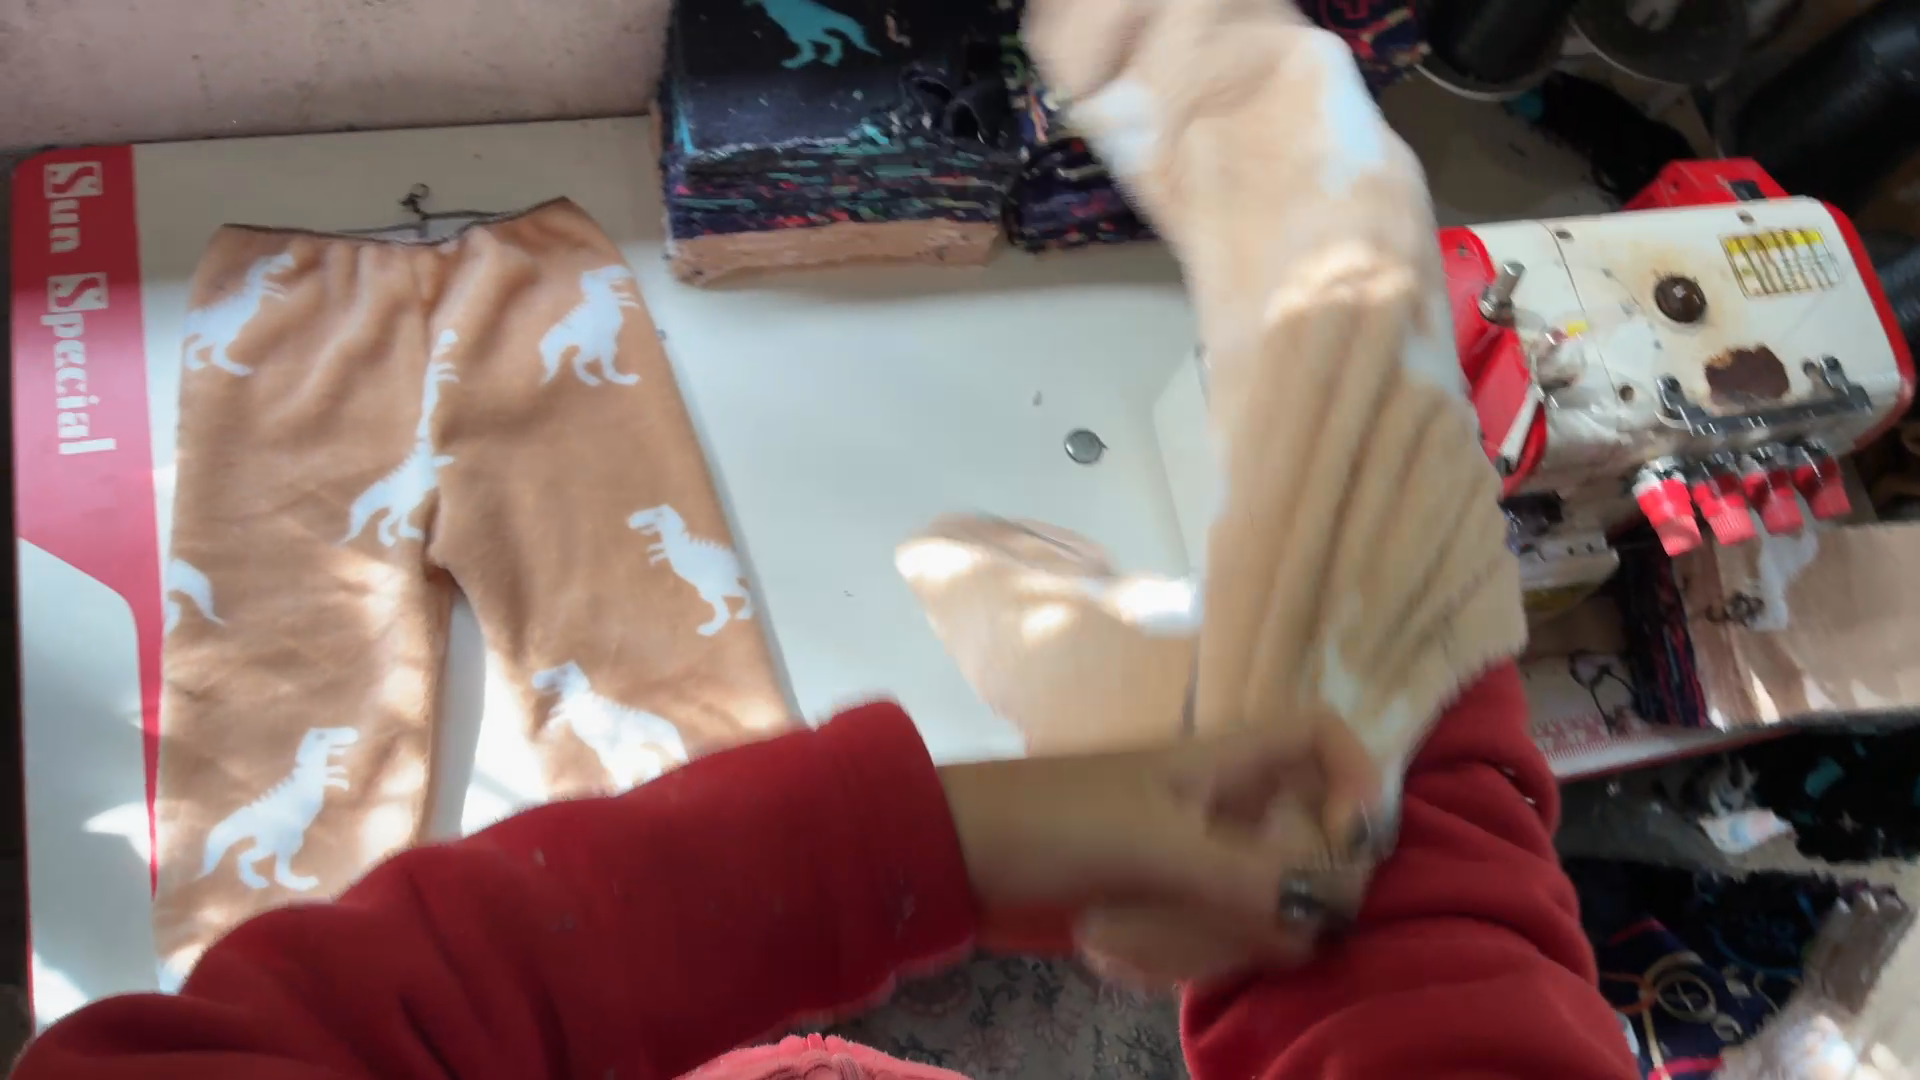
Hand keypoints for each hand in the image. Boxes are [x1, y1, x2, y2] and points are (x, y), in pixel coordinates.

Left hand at [937, 712, 1380, 979]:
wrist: (963, 850)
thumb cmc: (1053, 820)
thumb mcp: (1150, 842)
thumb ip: (1245, 874)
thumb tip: (1332, 911)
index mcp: (1221, 763)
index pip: (1317, 735)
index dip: (1354, 776)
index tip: (1346, 845)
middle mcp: (1221, 805)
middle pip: (1305, 849)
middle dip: (1266, 903)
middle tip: (1207, 920)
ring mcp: (1194, 856)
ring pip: (1259, 909)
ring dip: (1201, 940)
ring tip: (1122, 933)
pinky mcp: (1166, 900)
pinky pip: (1210, 939)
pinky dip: (1169, 956)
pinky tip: (1107, 948)